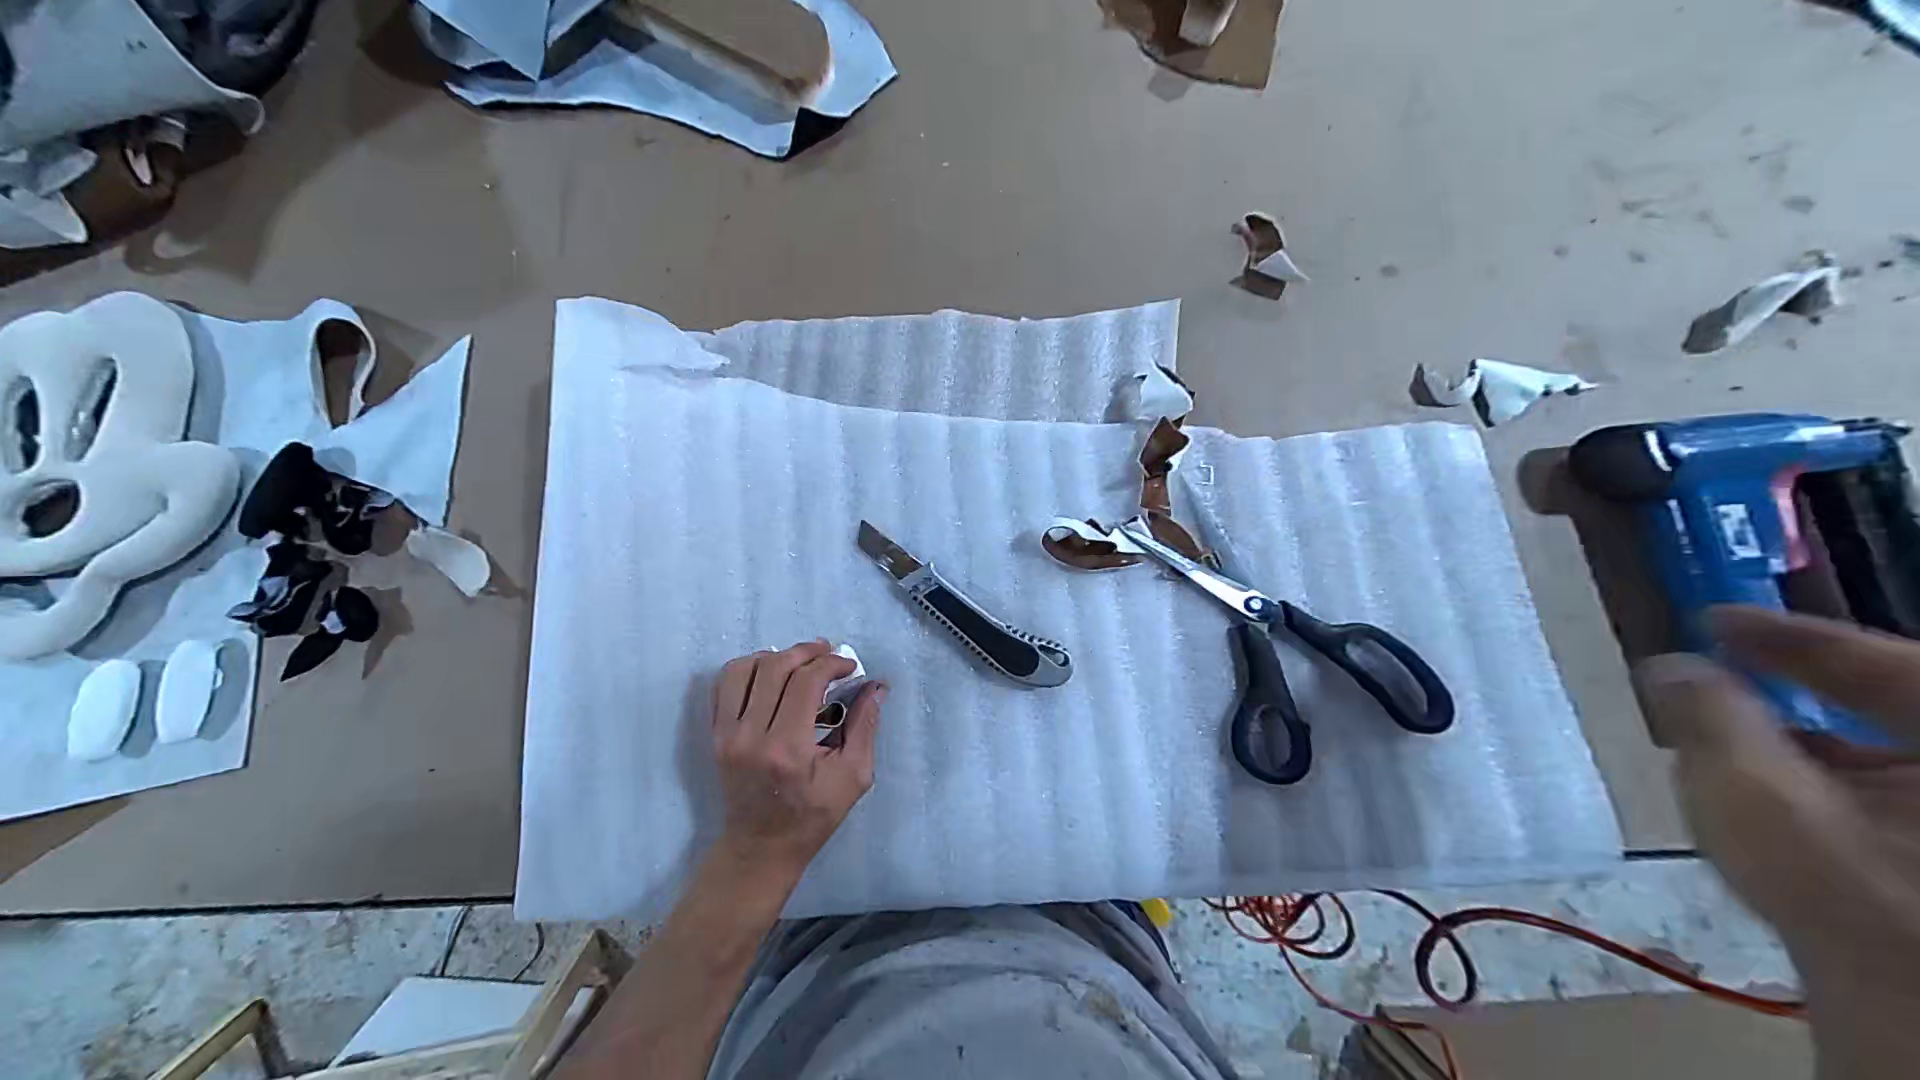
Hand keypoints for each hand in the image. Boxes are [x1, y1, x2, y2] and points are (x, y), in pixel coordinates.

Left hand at [709, 641, 885, 879]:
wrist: (761, 847)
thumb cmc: (813, 816)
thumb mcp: (854, 777)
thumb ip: (865, 726)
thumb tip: (876, 685)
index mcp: (788, 749)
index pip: (806, 682)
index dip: (831, 664)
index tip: (849, 667)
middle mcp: (751, 736)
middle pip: (775, 667)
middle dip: (807, 652)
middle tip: (828, 654)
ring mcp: (727, 734)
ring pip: (744, 669)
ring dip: (776, 656)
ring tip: (799, 662)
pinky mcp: (715, 734)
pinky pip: (725, 684)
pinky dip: (749, 669)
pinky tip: (770, 675)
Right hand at [1636, 607, 1919, 1071]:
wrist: (1914, 1016)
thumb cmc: (1842, 903)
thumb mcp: (1750, 797)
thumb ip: (1706, 718)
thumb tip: (1670, 664)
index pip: (1881, 663)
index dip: (1787, 634)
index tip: (1711, 617)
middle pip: (1893, 702)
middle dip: (1804, 686)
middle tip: (1722, 669)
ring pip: (1896, 749)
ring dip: (1815, 736)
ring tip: (1735, 739)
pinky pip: (1901, 787)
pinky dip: (1840, 777)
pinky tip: (1784, 792)